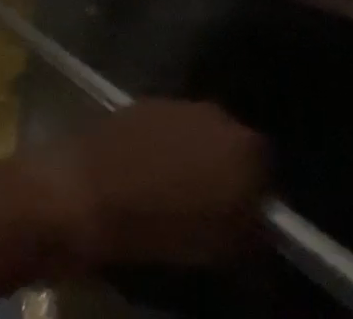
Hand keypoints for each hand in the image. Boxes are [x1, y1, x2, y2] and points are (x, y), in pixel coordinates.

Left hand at [22, 98, 268, 267]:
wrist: (85, 193)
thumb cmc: (162, 226)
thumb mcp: (227, 247)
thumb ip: (256, 229)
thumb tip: (261, 222)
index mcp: (247, 148)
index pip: (267, 171)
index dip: (256, 195)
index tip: (243, 217)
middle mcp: (214, 115)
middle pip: (229, 144)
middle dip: (222, 168)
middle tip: (208, 202)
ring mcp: (171, 104)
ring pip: (194, 134)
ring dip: (189, 154)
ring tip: (170, 186)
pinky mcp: (135, 104)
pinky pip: (160, 129)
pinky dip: (158, 146)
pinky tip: (143, 169)